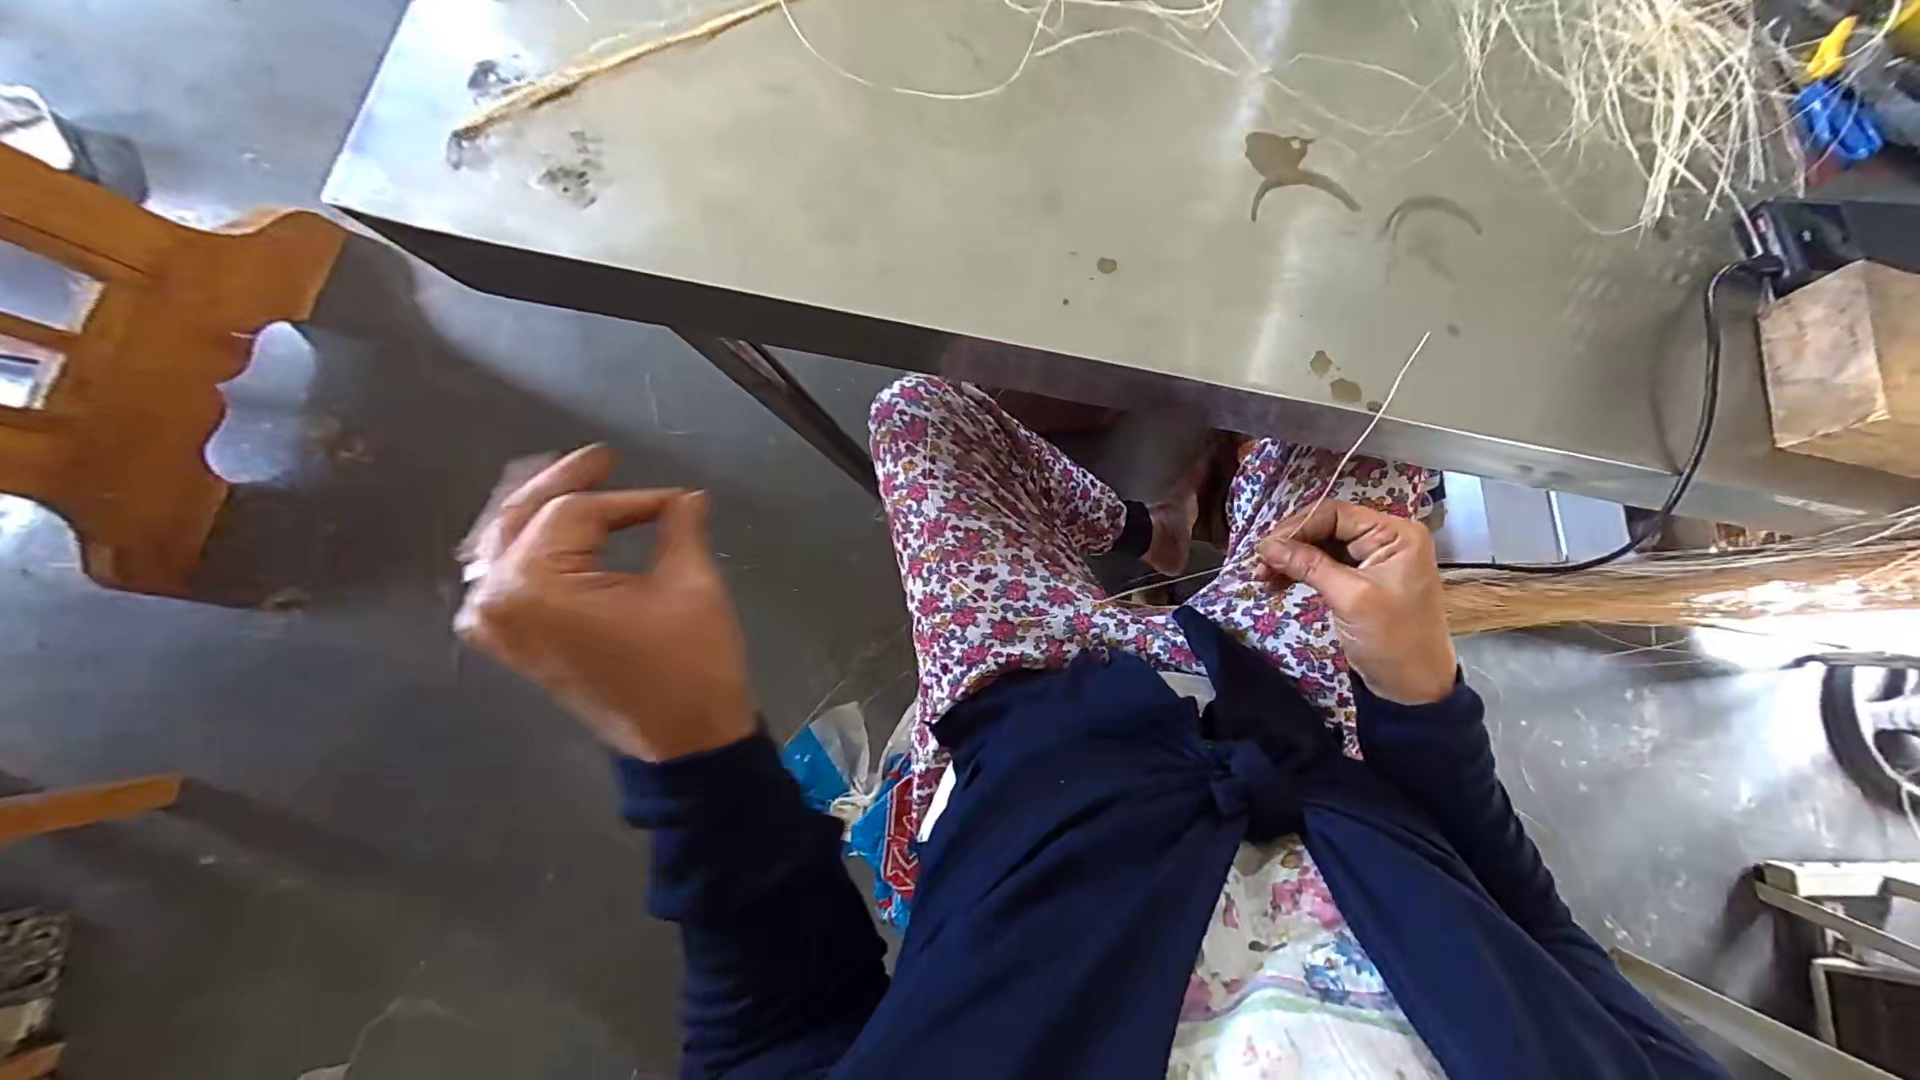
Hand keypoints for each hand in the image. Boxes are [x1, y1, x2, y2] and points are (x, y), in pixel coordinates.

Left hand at [455, 445, 753, 761]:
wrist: (683, 739)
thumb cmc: (691, 663)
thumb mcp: (691, 585)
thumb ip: (680, 526)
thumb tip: (684, 497)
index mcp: (536, 587)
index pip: (576, 513)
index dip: (632, 500)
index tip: (675, 501)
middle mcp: (496, 601)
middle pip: (521, 516)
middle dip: (564, 483)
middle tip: (603, 460)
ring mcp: (495, 624)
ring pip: (505, 541)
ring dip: (539, 509)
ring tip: (574, 482)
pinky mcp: (510, 639)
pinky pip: (505, 574)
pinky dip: (529, 544)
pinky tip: (552, 527)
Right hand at [1254, 500, 1456, 704]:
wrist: (1412, 687)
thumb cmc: (1392, 640)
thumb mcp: (1349, 598)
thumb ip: (1308, 565)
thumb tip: (1266, 545)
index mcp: (1395, 534)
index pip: (1335, 514)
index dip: (1296, 527)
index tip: (1265, 549)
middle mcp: (1385, 539)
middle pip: (1324, 527)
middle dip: (1288, 544)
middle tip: (1258, 565)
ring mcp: (1371, 559)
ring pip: (1318, 545)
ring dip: (1288, 558)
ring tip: (1262, 576)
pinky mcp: (1358, 578)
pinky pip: (1321, 564)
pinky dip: (1297, 571)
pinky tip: (1275, 582)